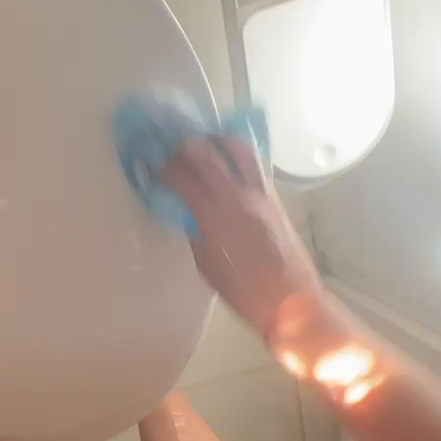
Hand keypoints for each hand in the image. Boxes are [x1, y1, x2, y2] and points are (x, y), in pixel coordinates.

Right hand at [159, 136, 323, 344]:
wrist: (289, 299)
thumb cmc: (240, 290)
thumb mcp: (205, 262)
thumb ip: (195, 230)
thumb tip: (187, 211)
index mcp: (214, 216)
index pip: (183, 178)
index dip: (164, 168)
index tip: (151, 164)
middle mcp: (238, 196)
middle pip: (207, 154)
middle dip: (184, 147)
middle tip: (170, 147)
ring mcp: (260, 193)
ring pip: (238, 149)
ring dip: (215, 142)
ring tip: (202, 144)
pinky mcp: (274, 197)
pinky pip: (253, 164)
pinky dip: (234, 155)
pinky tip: (224, 160)